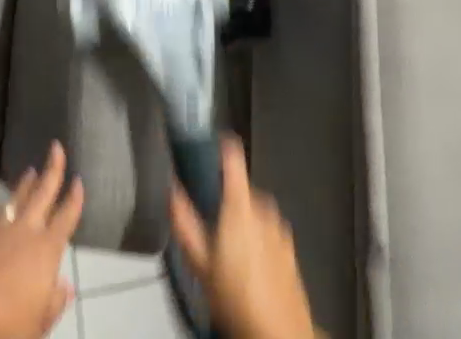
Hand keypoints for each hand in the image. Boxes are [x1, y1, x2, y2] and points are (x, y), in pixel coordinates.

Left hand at [0, 141, 83, 338]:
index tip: (79, 180)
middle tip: (56, 147)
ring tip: (30, 171)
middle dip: (52, 169)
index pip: (65, 218)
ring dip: (24, 184)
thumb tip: (64, 285)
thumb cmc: (4, 324)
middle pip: (41, 193)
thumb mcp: (38, 323)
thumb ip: (53, 302)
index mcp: (44, 251)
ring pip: (14, 198)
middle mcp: (22, 231)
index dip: (74, 199)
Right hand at [169, 137, 318, 338]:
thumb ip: (183, 220)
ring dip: (240, 217)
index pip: (232, 158)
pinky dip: (255, 234)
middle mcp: (264, 209)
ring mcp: (281, 229)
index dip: (219, 145)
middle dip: (222, 196)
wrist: (280, 335)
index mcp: (240, 205)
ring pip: (254, 210)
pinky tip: (245, 261)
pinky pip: (267, 229)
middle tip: (204, 218)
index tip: (205, 141)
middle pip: (239, 188)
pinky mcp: (290, 249)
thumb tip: (171, 188)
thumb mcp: (198, 261)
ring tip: (223, 245)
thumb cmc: (235, 296)